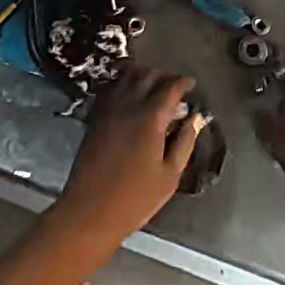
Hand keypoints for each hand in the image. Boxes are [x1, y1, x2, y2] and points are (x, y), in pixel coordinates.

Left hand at [55, 66, 206, 241]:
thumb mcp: (169, 176)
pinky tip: (129, 95)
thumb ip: (184, 142)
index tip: (192, 85)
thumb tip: (195, 119)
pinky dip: (124, 82)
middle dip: (165, 75)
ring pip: (128, 75)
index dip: (184, 82)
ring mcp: (110, 108)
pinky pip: (111, 87)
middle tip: (174, 87)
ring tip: (153, 86)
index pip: (171, 86)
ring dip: (143, 74)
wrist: (90, 211)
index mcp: (151, 117)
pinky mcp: (96, 116)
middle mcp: (130, 104)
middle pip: (149, 74)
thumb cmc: (135, 198)